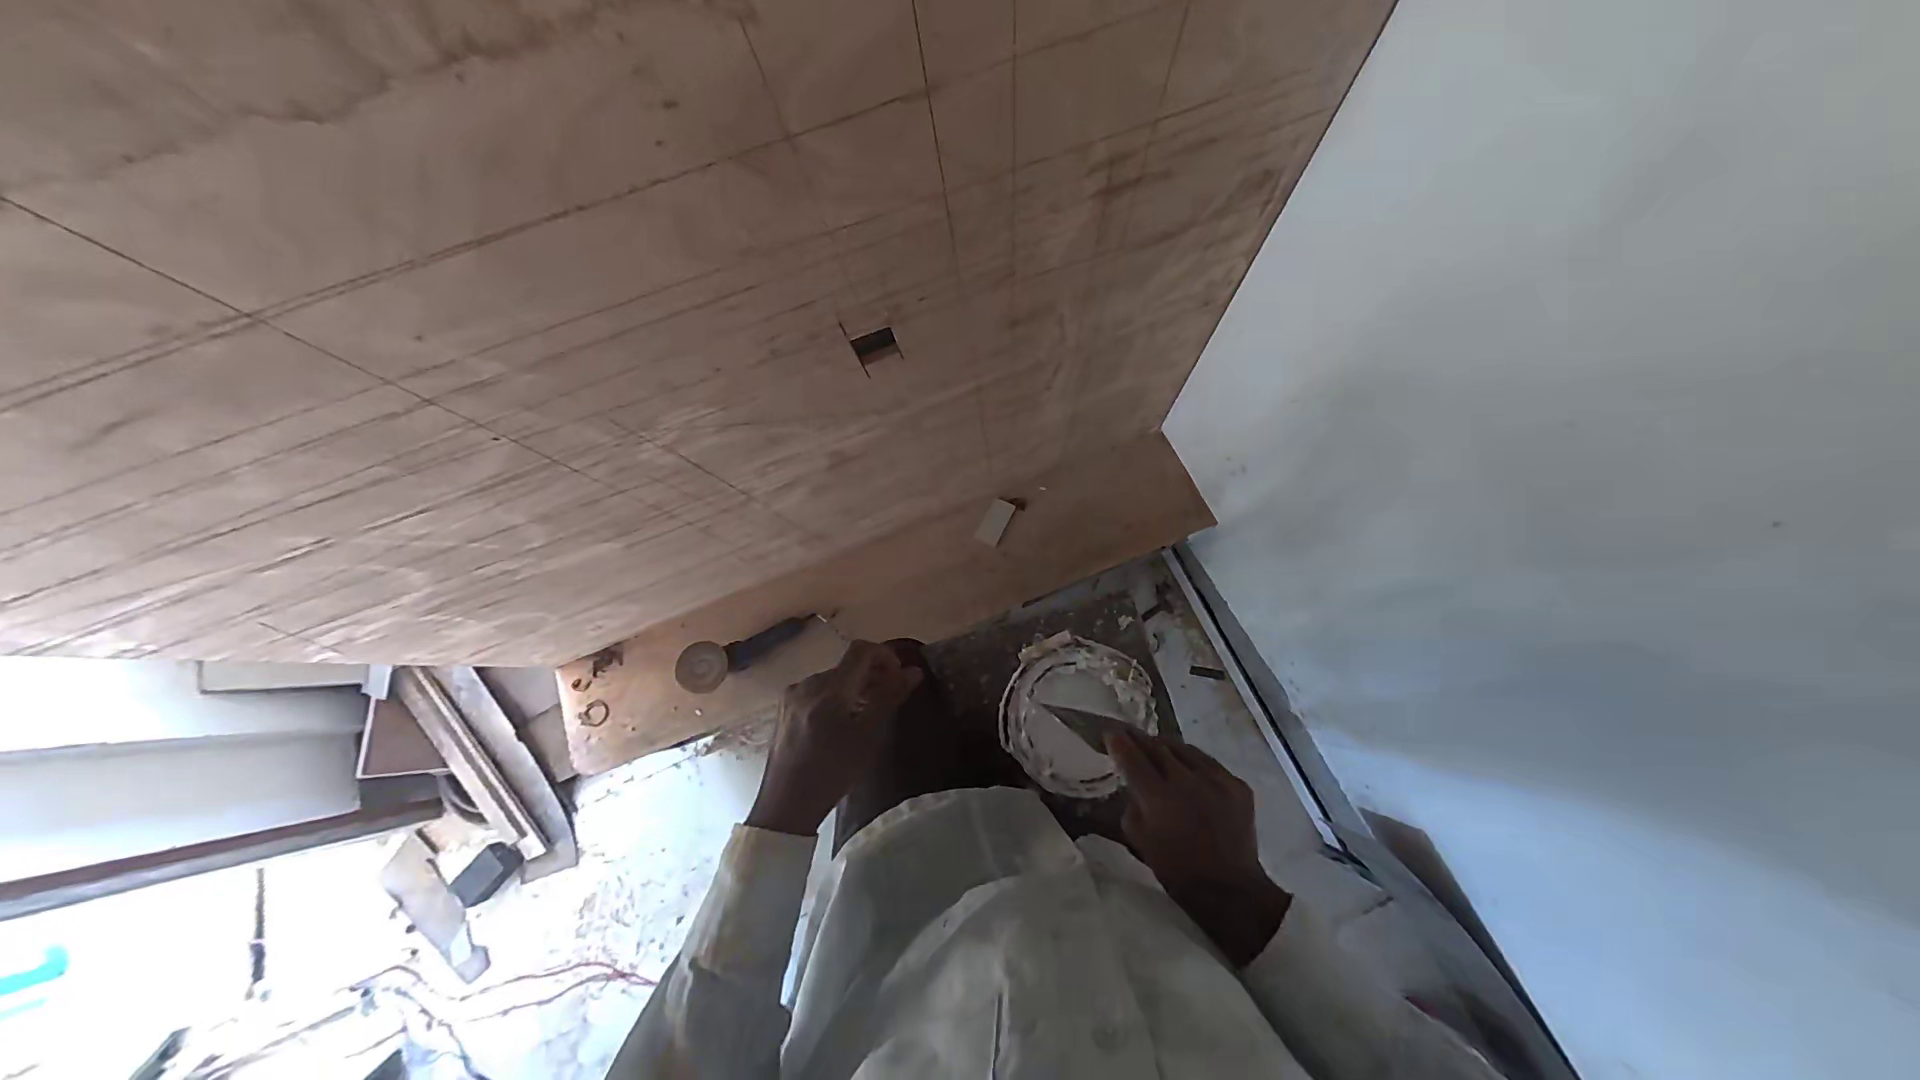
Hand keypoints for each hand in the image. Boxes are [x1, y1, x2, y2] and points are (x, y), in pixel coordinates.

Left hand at [744, 640, 923, 836]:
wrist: (786, 804)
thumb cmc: (833, 772)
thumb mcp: (868, 736)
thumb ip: (890, 697)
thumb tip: (913, 671)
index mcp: (828, 688)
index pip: (861, 650)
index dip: (885, 656)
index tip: (899, 677)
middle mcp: (808, 684)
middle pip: (848, 665)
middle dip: (873, 674)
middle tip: (890, 698)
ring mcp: (793, 695)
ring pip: (833, 679)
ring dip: (855, 687)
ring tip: (868, 713)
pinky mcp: (785, 709)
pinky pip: (818, 691)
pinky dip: (837, 697)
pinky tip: (842, 723)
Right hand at [1106, 729, 1292, 966]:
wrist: (1229, 890)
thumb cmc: (1176, 869)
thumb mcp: (1139, 838)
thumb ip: (1132, 804)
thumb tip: (1134, 784)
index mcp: (1159, 797)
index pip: (1132, 756)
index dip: (1118, 742)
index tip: (1110, 733)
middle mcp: (1187, 781)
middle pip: (1157, 746)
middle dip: (1139, 739)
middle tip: (1129, 735)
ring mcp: (1216, 780)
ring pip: (1184, 749)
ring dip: (1166, 747)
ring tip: (1157, 750)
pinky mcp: (1237, 785)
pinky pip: (1208, 762)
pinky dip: (1192, 762)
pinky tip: (1187, 770)